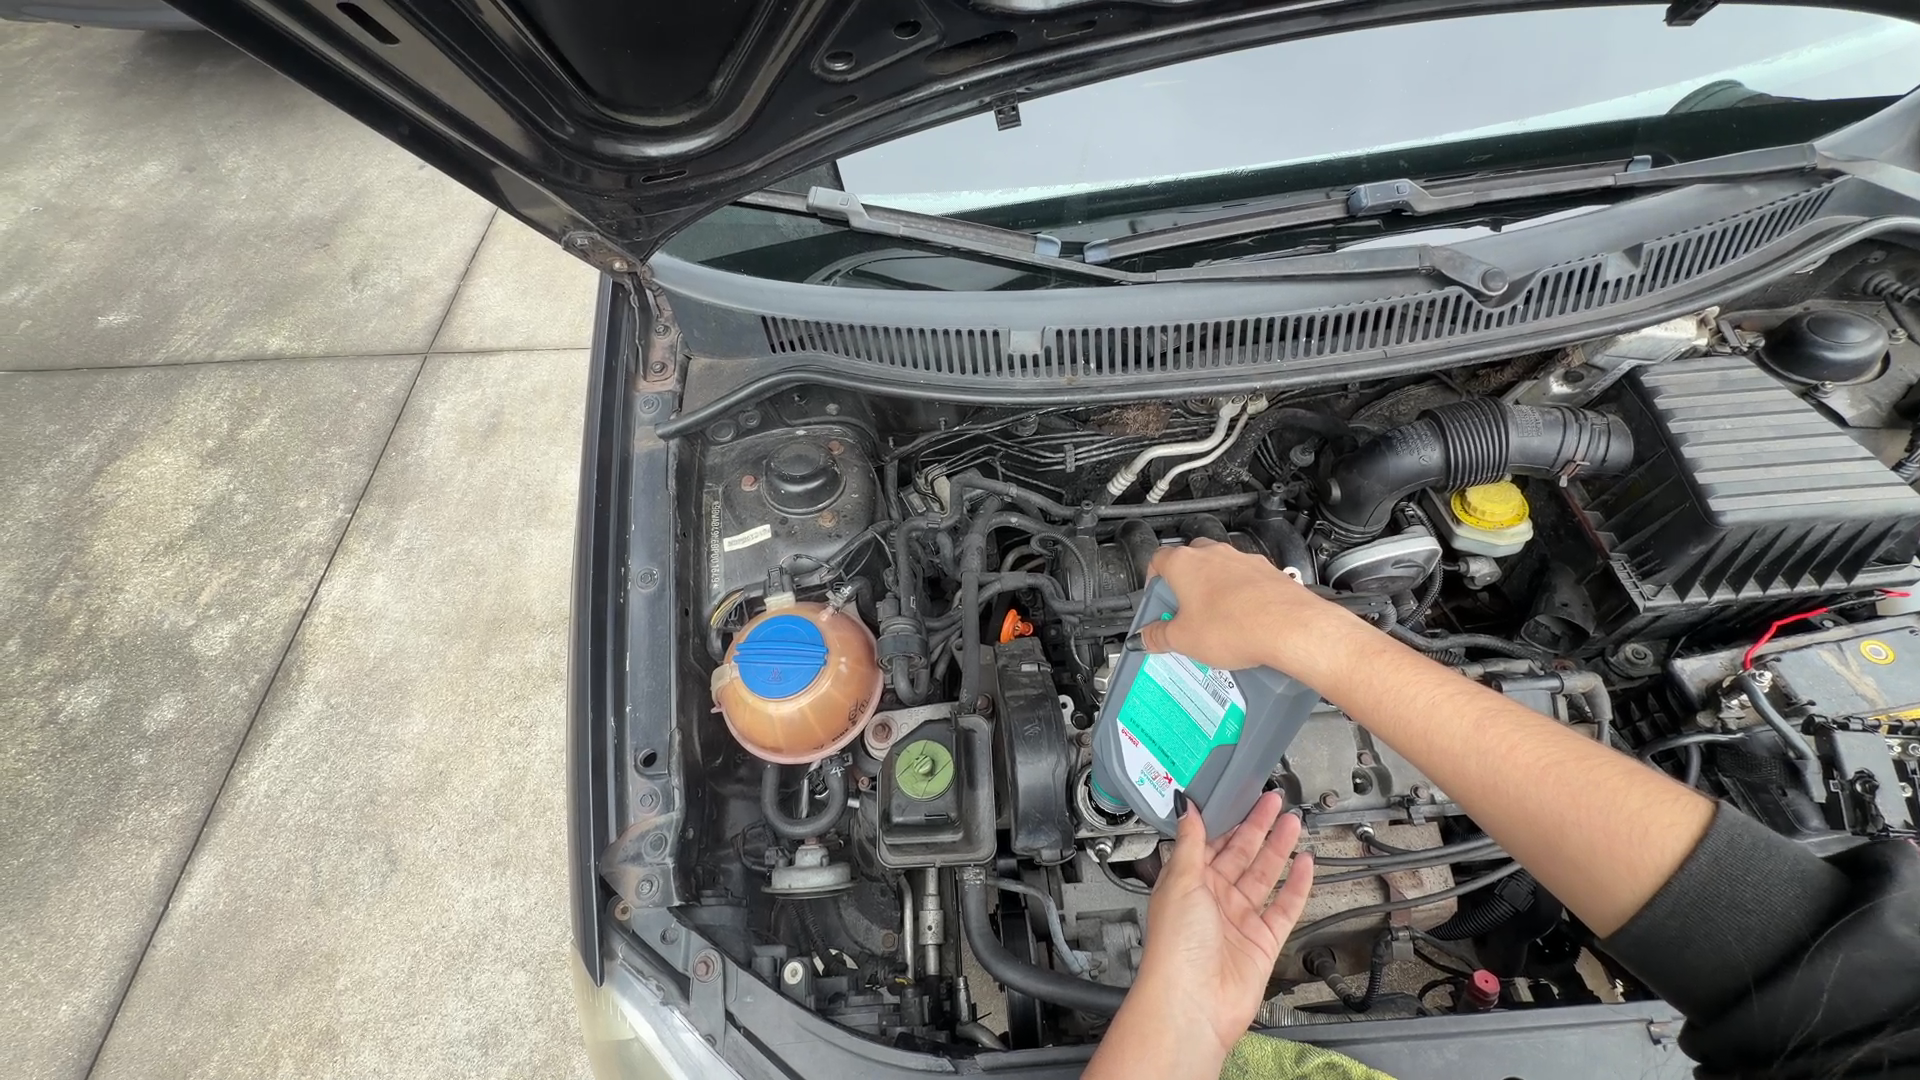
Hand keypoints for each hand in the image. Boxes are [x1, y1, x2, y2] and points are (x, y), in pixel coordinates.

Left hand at [1130, 791, 1314, 1059]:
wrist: (1194, 1002)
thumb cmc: (1176, 944)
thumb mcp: (1180, 880)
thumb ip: (1189, 842)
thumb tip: (1185, 805)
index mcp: (1188, 879)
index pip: (1210, 840)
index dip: (1226, 817)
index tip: (1239, 793)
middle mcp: (1214, 896)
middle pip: (1240, 853)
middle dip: (1257, 826)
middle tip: (1272, 799)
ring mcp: (1240, 917)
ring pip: (1264, 874)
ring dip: (1278, 847)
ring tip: (1293, 820)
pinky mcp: (1264, 940)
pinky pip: (1284, 907)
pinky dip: (1297, 885)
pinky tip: (1305, 863)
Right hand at [1136, 537, 1361, 680]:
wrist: (1291, 628)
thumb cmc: (1236, 626)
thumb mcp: (1184, 639)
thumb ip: (1158, 636)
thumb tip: (1146, 637)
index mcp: (1184, 563)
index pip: (1157, 560)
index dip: (1152, 581)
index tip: (1156, 600)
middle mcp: (1213, 554)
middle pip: (1189, 561)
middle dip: (1183, 584)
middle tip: (1182, 612)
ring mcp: (1243, 561)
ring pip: (1219, 570)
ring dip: (1213, 590)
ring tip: (1214, 623)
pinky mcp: (1268, 572)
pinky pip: (1246, 581)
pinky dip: (1240, 597)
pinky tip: (1242, 623)